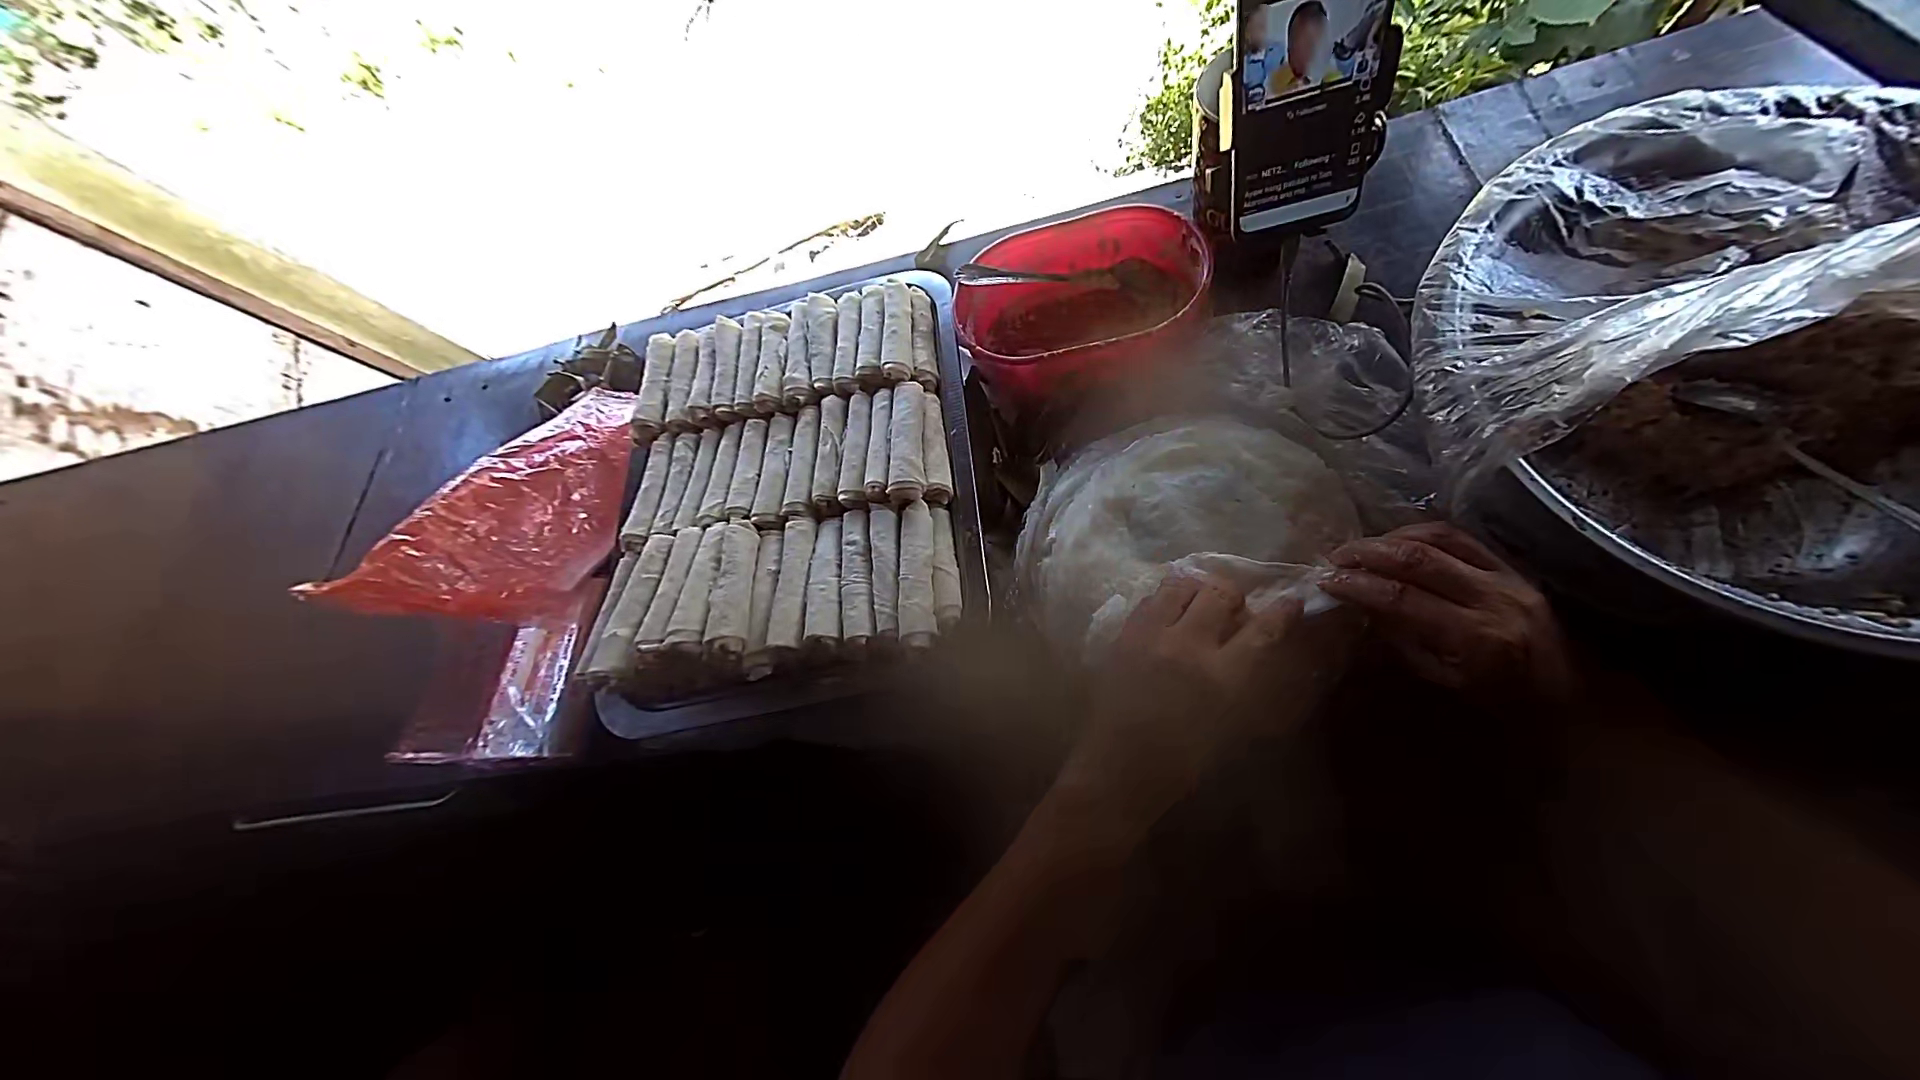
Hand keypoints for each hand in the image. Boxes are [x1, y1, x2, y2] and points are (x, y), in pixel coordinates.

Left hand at [1064, 574, 1316, 821]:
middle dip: (1233, 596)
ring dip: (1197, 591)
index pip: (1262, 631)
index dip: (1282, 612)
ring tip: (1197, 606)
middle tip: (1232, 611)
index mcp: (1223, 677)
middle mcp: (1188, 646)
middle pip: (1219, 592)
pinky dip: (1165, 600)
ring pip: (1181, 585)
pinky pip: (1149, 599)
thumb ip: (1245, 677)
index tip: (1291, 601)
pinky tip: (1167, 616)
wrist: (1121, 765)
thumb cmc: (1184, 758)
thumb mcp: (1231, 721)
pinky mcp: (1124, 635)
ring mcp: (1151, 635)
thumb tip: (1254, 641)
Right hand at [1320, 522, 1574, 704]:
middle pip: (1419, 559)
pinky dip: (1419, 533)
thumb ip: (1401, 636)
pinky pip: (1460, 537)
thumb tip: (1361, 602)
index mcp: (1477, 638)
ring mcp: (1509, 578)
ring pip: (1439, 539)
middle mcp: (1496, 599)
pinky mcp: (1512, 568)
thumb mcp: (1440, 679)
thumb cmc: (1496, 701)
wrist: (1570, 700)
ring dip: (1389, 539)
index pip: (1403, 598)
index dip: (1358, 585)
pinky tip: (1394, 541)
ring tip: (1358, 548)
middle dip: (1367, 554)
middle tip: (1334, 558)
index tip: (1325, 581)